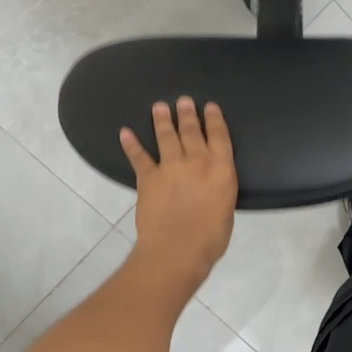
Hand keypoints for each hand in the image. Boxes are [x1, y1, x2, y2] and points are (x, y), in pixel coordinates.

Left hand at [120, 97, 237, 292]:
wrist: (177, 250)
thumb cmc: (210, 239)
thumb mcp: (226, 211)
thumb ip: (219, 190)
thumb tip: (212, 185)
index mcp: (222, 171)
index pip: (220, 137)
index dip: (215, 120)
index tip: (210, 107)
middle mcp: (197, 162)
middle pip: (192, 131)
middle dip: (188, 114)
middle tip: (183, 100)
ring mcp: (170, 168)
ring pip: (166, 137)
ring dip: (162, 120)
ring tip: (159, 107)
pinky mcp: (148, 177)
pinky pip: (139, 156)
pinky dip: (131, 144)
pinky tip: (125, 133)